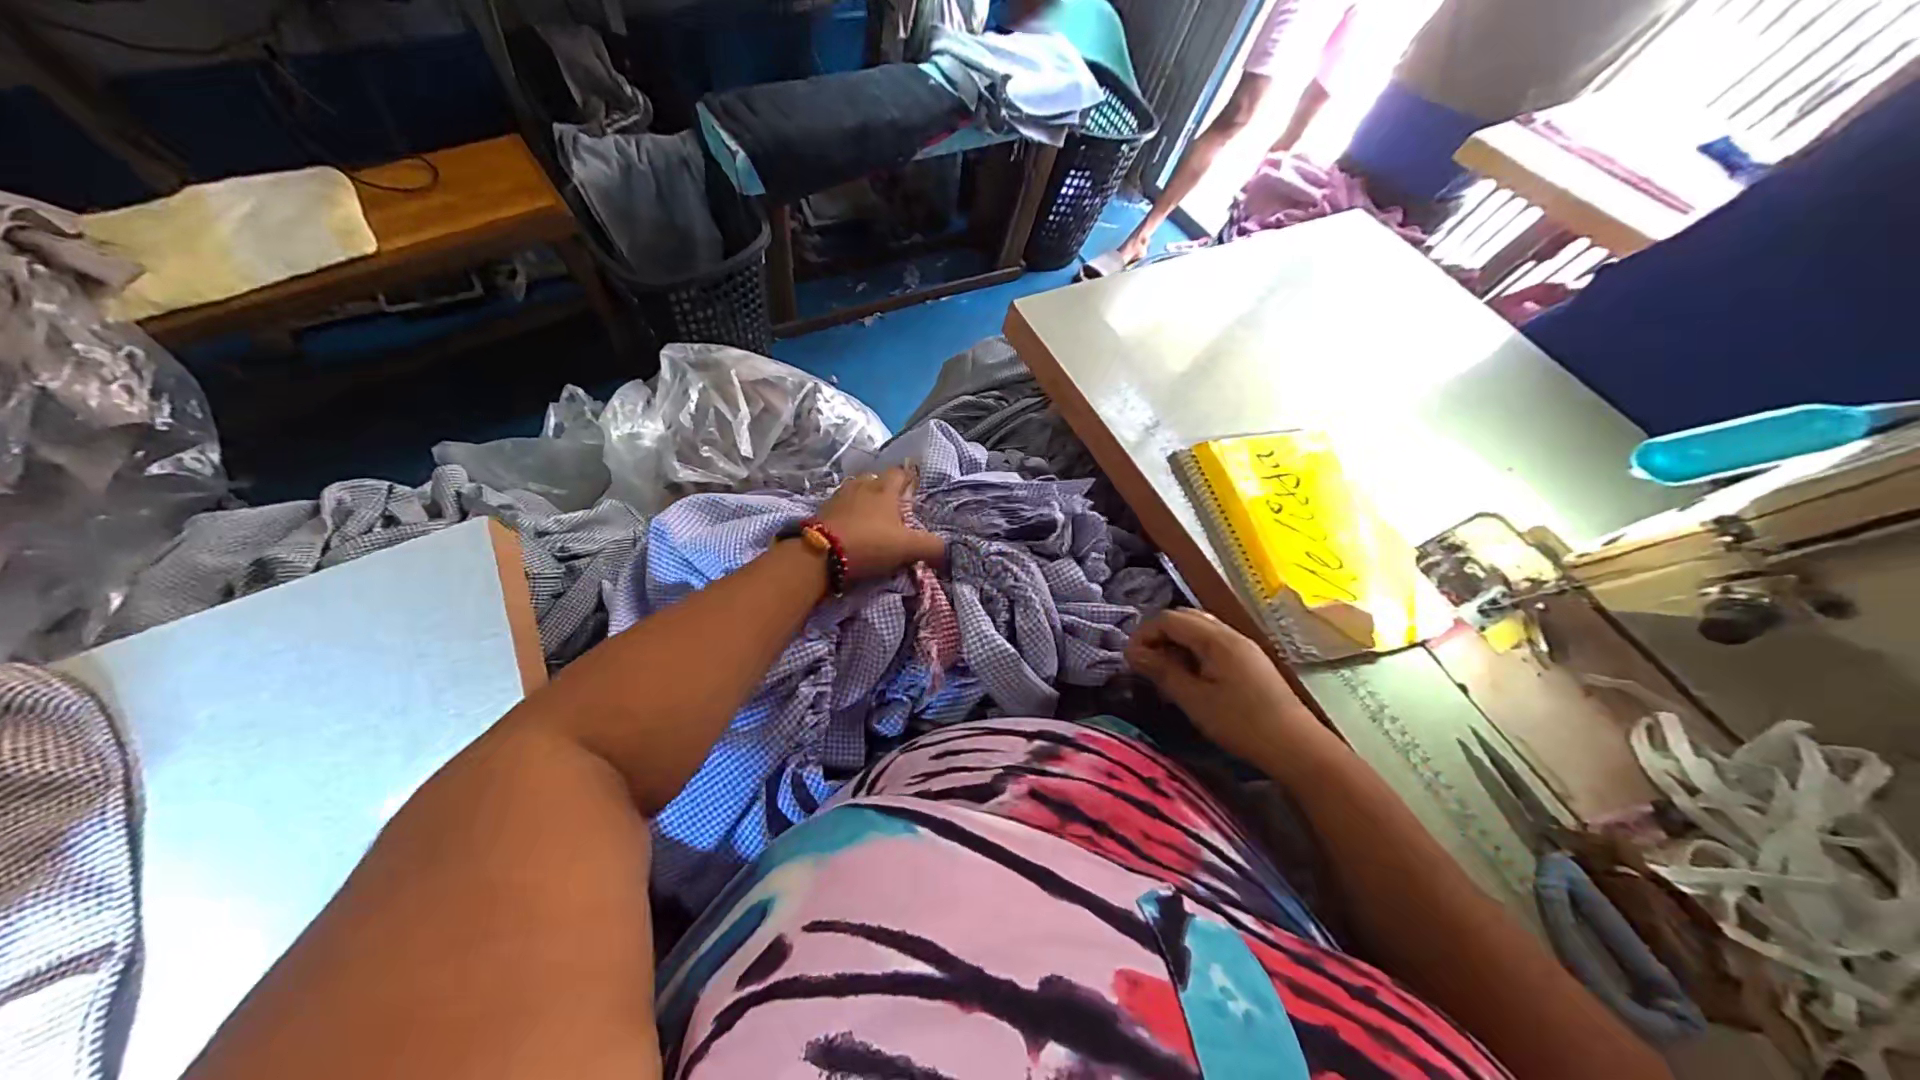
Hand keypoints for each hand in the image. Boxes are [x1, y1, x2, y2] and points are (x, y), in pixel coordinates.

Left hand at [814, 466, 945, 580]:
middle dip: (886, 489)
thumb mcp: (908, 548)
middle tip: (894, 508)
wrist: (820, 553)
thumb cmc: (869, 543)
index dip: (908, 481)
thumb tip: (947, 552)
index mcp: (885, 490)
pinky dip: (848, 511)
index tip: (913, 494)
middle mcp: (862, 486)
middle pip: (877, 478)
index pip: (900, 473)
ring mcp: (839, 497)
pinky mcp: (822, 511)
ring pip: (857, 489)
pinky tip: (851, 526)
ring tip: (872, 517)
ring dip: (865, 499)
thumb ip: (932, 547)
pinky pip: (841, 505)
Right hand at [1125, 609, 1321, 764]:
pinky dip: (1193, 653)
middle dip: (1159, 636)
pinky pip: (1213, 644)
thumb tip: (1132, 652)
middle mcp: (1230, 634)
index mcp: (1216, 638)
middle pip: (1184, 618)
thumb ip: (1162, 671)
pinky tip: (1190, 680)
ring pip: (1199, 630)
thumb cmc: (1241, 724)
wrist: (1297, 746)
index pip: (1168, 618)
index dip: (1144, 634)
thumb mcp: (1194, 700)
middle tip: (1145, 665)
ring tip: (1165, 675)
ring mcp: (1242, 646)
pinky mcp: (1249, 661)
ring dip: (1176, 644)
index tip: (1131, 661)